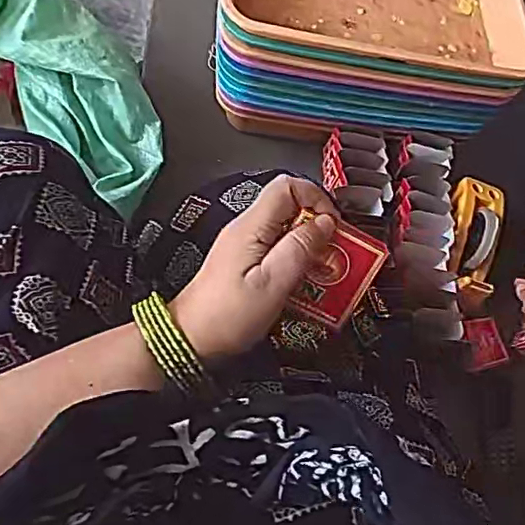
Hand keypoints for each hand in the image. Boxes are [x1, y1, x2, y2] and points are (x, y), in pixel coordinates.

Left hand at [171, 176, 338, 358]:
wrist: (192, 338)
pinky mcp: (247, 260)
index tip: (332, 227)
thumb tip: (326, 223)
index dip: (317, 199)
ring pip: (288, 227)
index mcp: (252, 227)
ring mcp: (246, 243)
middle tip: (331, 253)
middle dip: (318, 226)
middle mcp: (248, 229)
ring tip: (319, 270)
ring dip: (310, 245)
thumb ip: (301, 248)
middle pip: (292, 205)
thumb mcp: (273, 283)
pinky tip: (302, 281)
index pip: (289, 186)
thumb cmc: (225, 316)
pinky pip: (280, 246)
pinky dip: (297, 258)